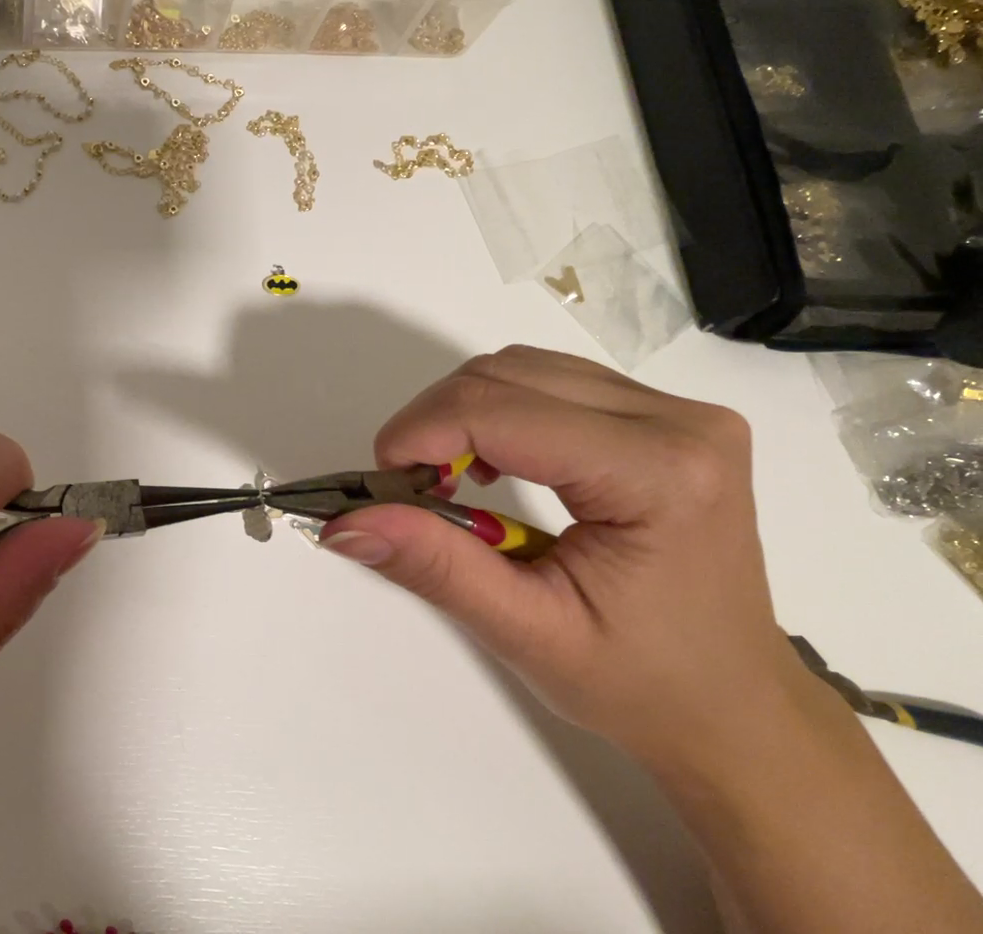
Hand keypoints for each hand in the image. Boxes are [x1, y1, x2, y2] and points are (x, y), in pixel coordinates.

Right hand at [320, 346, 808, 766]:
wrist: (732, 705)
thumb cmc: (639, 683)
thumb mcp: (525, 632)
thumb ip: (434, 566)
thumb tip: (344, 523)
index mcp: (660, 474)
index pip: (500, 411)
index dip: (418, 436)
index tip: (379, 488)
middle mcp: (679, 422)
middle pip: (505, 376)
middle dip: (432, 425)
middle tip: (407, 494)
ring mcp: (677, 413)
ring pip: (521, 369)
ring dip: (458, 415)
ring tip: (445, 483)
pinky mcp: (663, 419)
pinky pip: (547, 383)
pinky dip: (493, 414)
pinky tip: (489, 467)